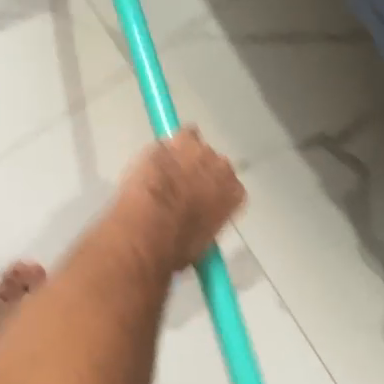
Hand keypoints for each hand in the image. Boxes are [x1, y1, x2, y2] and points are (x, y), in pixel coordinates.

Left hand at [116, 126, 244, 269]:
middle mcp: (224, 169)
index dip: (209, 190)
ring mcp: (200, 151)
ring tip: (159, 174)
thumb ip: (202, 222)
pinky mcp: (174, 140)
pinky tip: (149, 165)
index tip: (195, 198)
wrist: (150, 228)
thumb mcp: (199, 243)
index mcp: (234, 195)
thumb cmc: (176, 246)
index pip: (228, 185)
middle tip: (175, 187)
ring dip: (178, 155)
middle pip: (211, 162)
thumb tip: (193, 225)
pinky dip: (161, 149)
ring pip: (192, 144)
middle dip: (196, 170)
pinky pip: (171, 137)